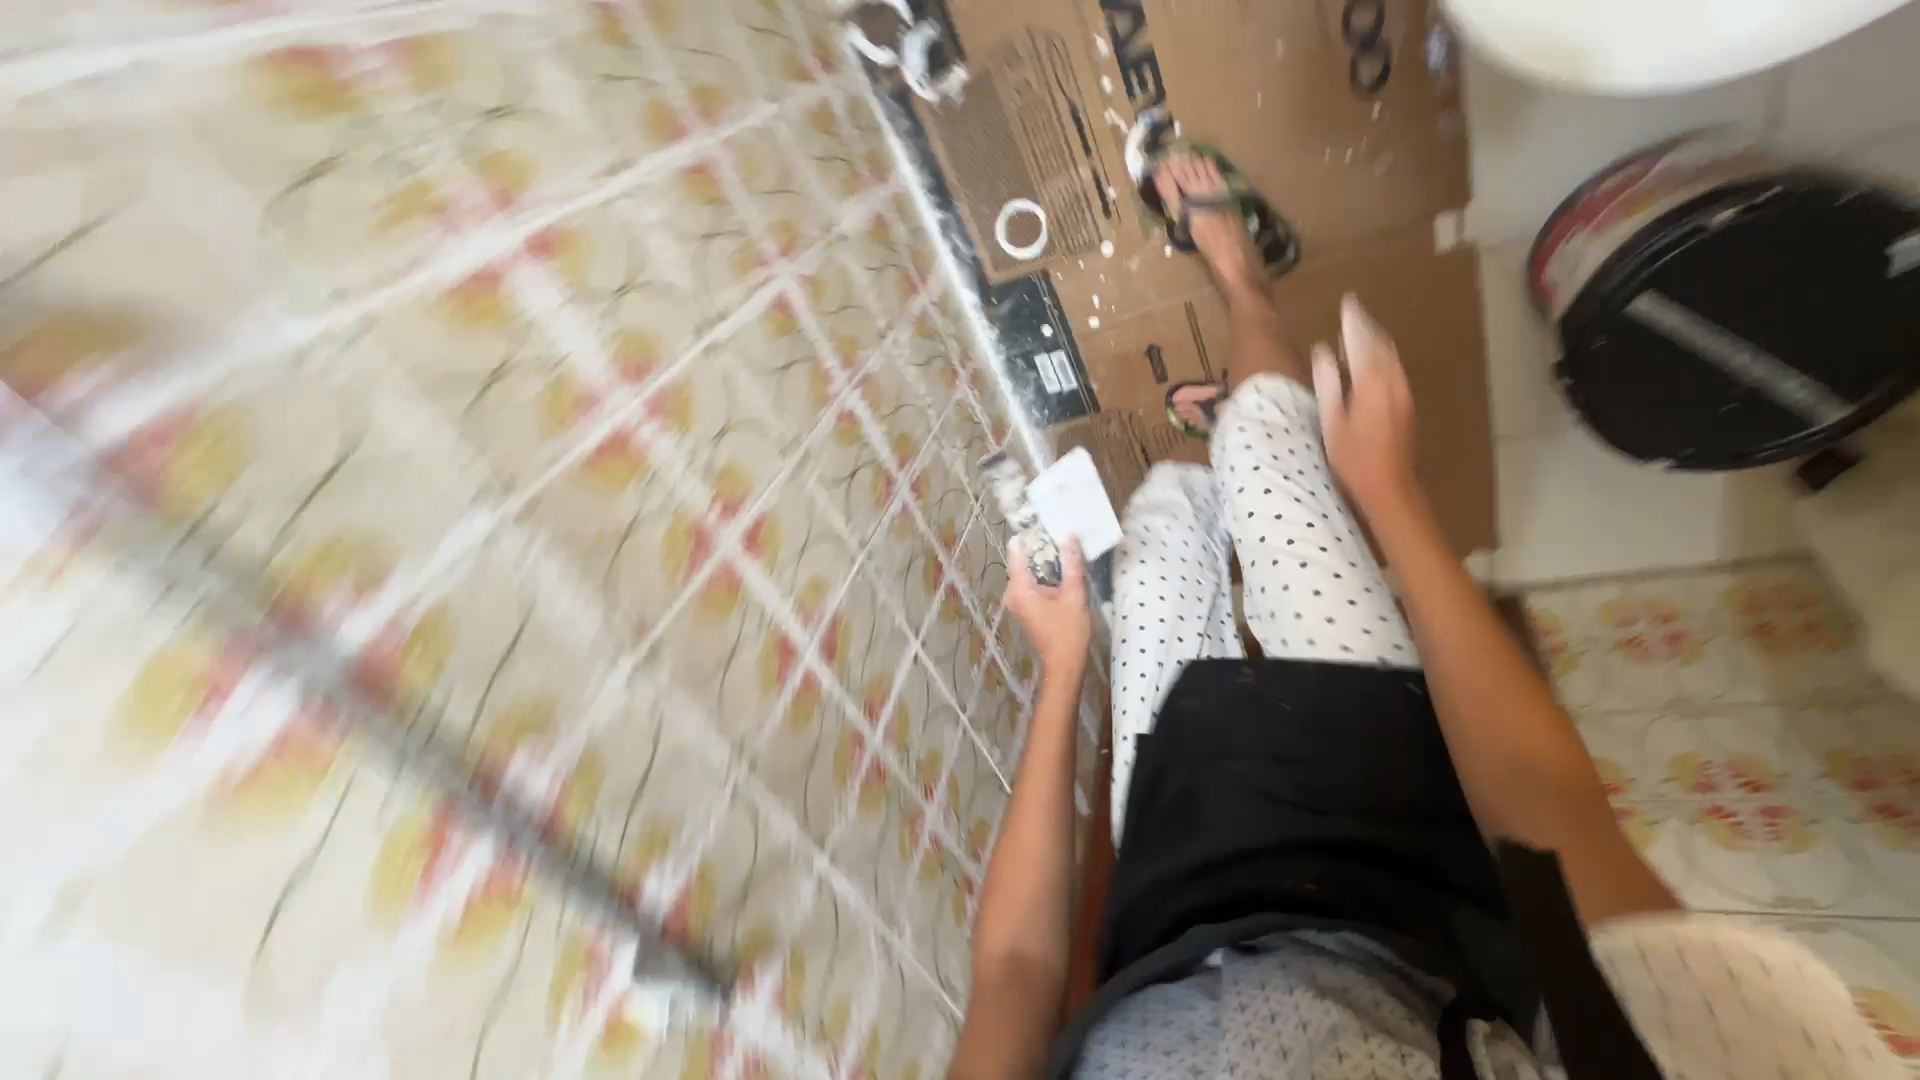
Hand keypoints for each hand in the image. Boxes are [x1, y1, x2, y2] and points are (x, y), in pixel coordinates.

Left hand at [1004, 536, 1089, 678]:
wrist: (1064, 664)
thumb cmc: (1068, 631)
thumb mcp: (1074, 595)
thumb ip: (1072, 564)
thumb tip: (1069, 535)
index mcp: (1019, 588)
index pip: (1017, 551)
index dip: (1030, 535)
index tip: (1044, 521)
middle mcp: (1012, 593)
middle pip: (1024, 561)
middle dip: (1041, 548)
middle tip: (1061, 531)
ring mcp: (1018, 601)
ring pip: (1030, 572)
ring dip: (1046, 562)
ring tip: (1066, 546)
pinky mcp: (1026, 607)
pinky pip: (1033, 583)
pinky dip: (1046, 575)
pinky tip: (1063, 569)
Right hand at [1312, 293, 1422, 514]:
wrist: (1389, 486)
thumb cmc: (1353, 459)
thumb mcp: (1332, 421)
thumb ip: (1328, 383)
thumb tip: (1321, 352)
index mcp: (1371, 383)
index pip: (1361, 342)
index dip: (1353, 321)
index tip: (1347, 302)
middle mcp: (1392, 382)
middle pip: (1380, 344)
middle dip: (1366, 326)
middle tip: (1353, 310)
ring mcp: (1402, 392)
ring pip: (1390, 356)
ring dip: (1375, 340)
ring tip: (1359, 329)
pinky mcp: (1405, 403)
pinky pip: (1393, 368)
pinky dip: (1380, 356)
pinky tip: (1369, 360)